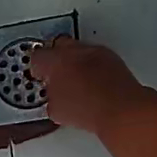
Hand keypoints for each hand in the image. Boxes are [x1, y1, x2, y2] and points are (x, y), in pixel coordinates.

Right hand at [27, 37, 156, 135]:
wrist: (121, 111)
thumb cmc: (89, 109)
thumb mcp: (56, 110)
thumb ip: (50, 96)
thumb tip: (54, 97)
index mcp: (55, 61)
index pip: (37, 57)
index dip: (36, 68)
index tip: (38, 75)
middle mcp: (75, 51)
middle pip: (58, 45)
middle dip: (54, 58)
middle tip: (54, 74)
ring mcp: (96, 52)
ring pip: (78, 49)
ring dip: (74, 60)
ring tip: (74, 81)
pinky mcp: (112, 58)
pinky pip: (96, 57)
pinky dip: (91, 66)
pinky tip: (91, 83)